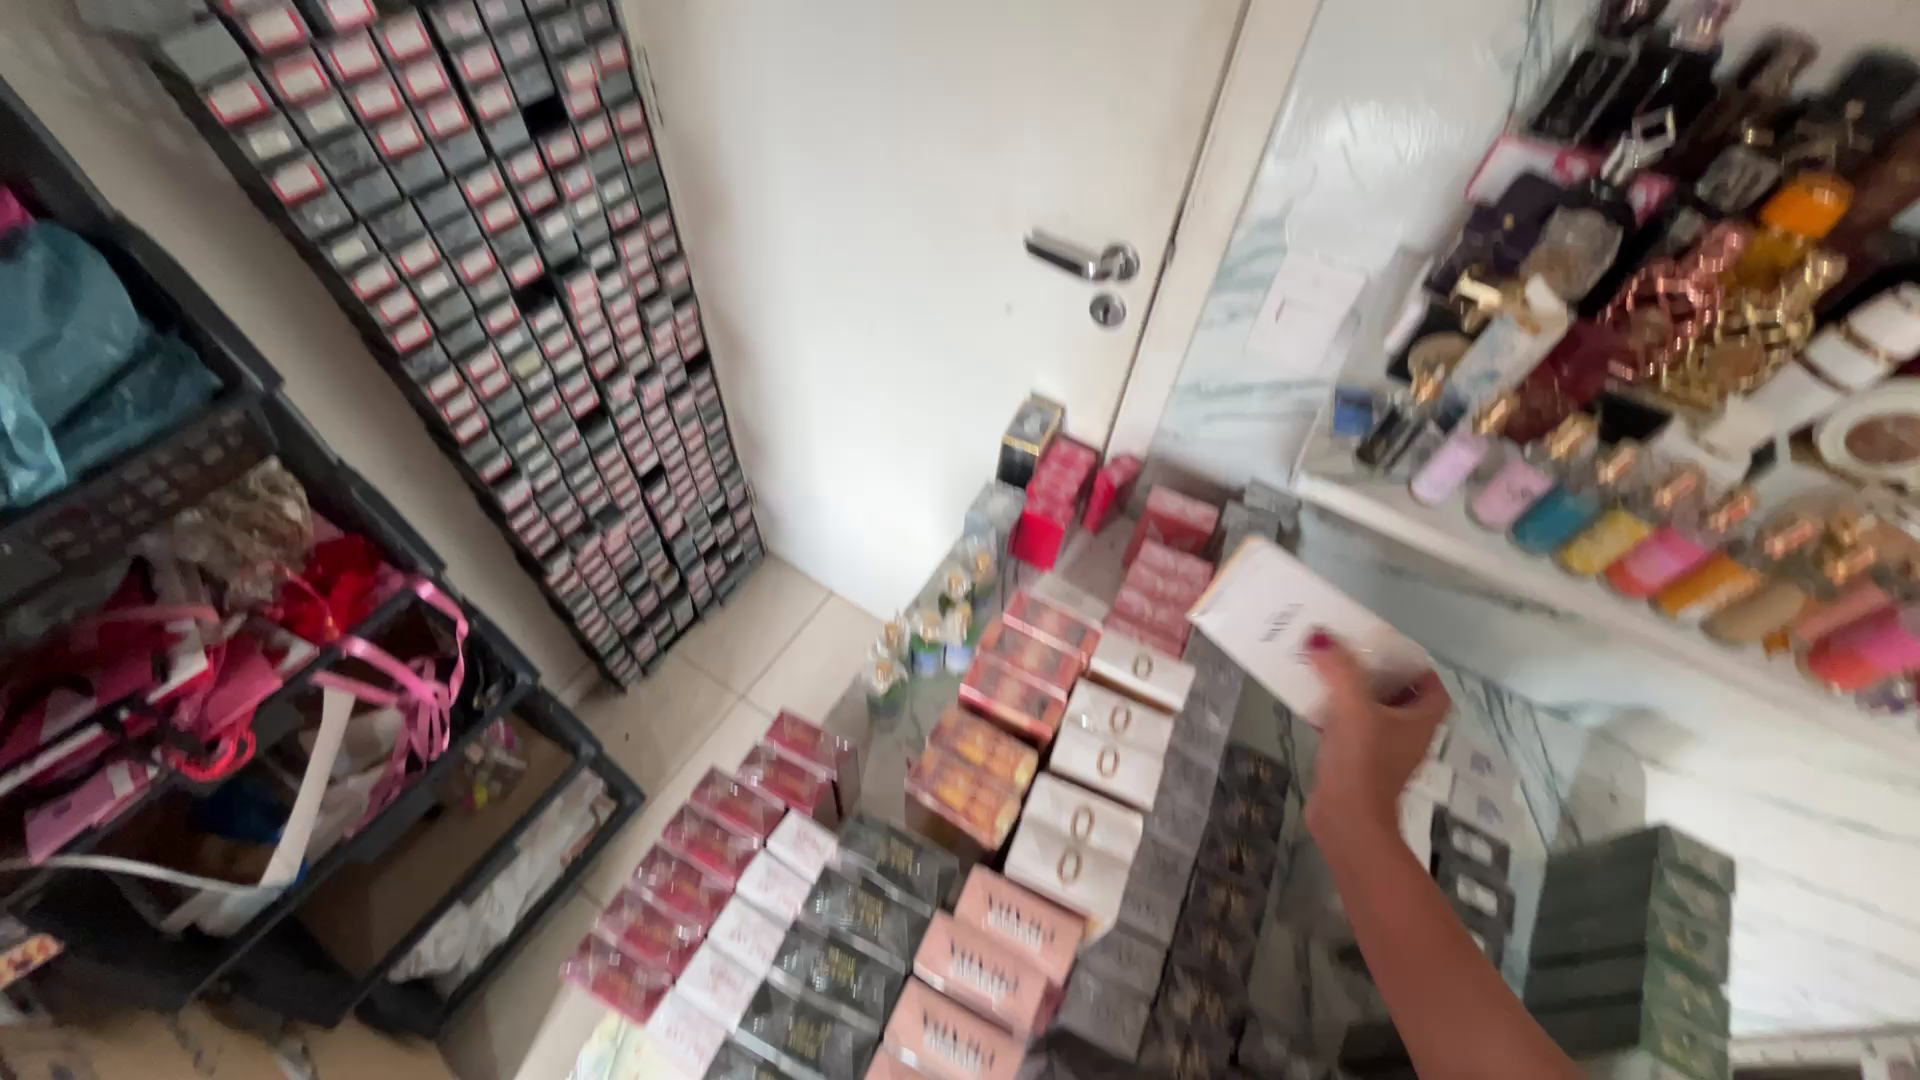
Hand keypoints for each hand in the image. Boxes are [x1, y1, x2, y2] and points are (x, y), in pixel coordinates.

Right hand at [1302, 628, 1450, 841]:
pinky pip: (1348, 729)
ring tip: (1327, 671)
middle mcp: (1406, 736)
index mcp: (1420, 721)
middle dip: (1377, 675)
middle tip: (1351, 654)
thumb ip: (1338, 669)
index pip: (1433, 688)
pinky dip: (1334, 714)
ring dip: (1352, 693)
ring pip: (1371, 713)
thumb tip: (1320, 637)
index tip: (1388, 651)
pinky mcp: (1356, 763)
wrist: (1347, 817)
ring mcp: (1381, 751)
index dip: (1416, 667)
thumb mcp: (1353, 707)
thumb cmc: (1362, 761)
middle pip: (1399, 697)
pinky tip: (1310, 703)